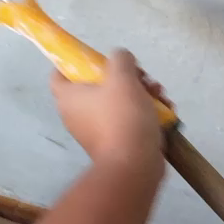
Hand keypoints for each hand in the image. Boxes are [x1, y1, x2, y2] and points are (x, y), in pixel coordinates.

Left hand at [51, 49, 169, 170]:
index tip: (97, 59)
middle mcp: (77, 115)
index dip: (74, 62)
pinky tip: (164, 111)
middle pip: (97, 85)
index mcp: (69, 98)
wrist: (135, 165)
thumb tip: (120, 59)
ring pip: (117, 102)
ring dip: (140, 94)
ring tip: (159, 94)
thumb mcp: (122, 77)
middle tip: (142, 77)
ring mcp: (96, 131)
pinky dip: (144, 114)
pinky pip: (127, 121)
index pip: (58, 74)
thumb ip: (120, 58)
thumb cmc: (122, 117)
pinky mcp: (116, 143)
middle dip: (124, 77)